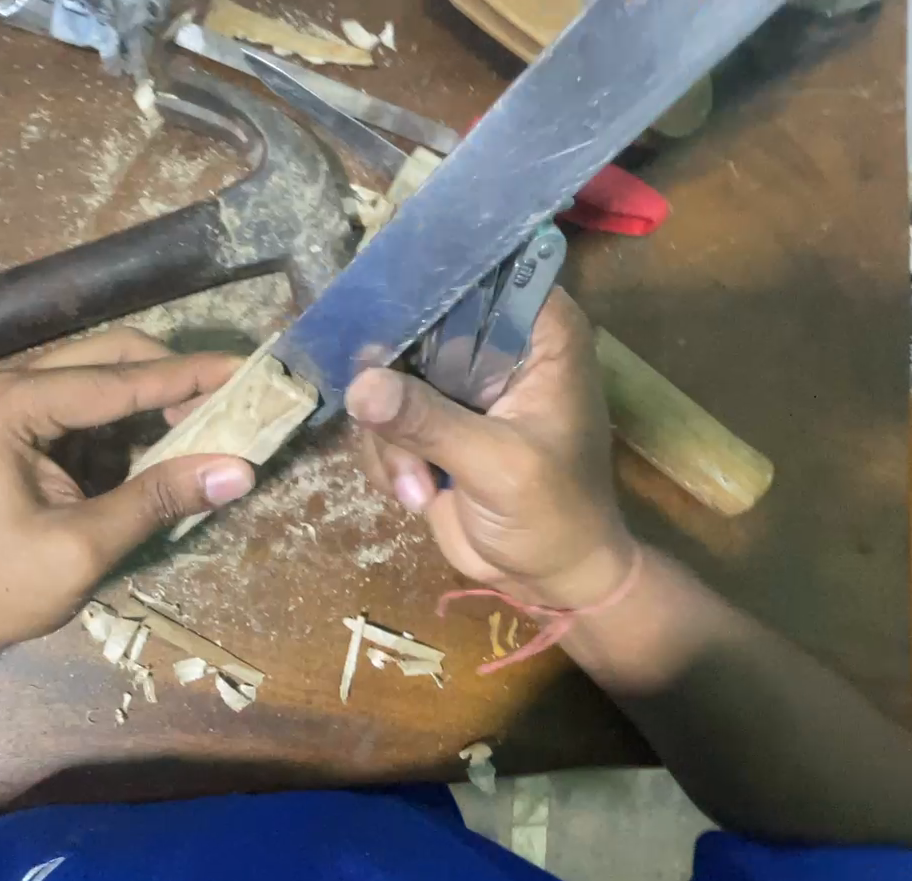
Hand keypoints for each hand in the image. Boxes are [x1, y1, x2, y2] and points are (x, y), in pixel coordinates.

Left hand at [0, 330, 254, 655]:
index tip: (245, 371)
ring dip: (162, 398)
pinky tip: (177, 441)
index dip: (186, 378)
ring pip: (111, 379)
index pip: (116, 381)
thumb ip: (160, 499)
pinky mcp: (37, 431)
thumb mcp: (86, 545)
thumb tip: (241, 470)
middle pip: (114, 359)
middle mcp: (14, 388)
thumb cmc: (1, 585)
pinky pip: (102, 411)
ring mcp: (23, 406)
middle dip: (176, 378)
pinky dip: (142, 423)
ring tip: (216, 422)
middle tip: (235, 398)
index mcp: (13, 406)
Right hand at [349, 289, 634, 607]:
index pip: (474, 272)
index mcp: (536, 332)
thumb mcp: (497, 465)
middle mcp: (492, 347)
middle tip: (385, 428)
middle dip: (390, 385)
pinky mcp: (427, 425)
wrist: (545, 578)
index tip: (376, 321)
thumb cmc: (552, 514)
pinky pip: (378, 422)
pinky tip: (416, 493)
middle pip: (412, 327)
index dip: (421, 286)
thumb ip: (429, 423)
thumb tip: (359, 386)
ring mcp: (454, 387)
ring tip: (420, 487)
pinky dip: (386, 461)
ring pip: (383, 382)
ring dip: (389, 443)